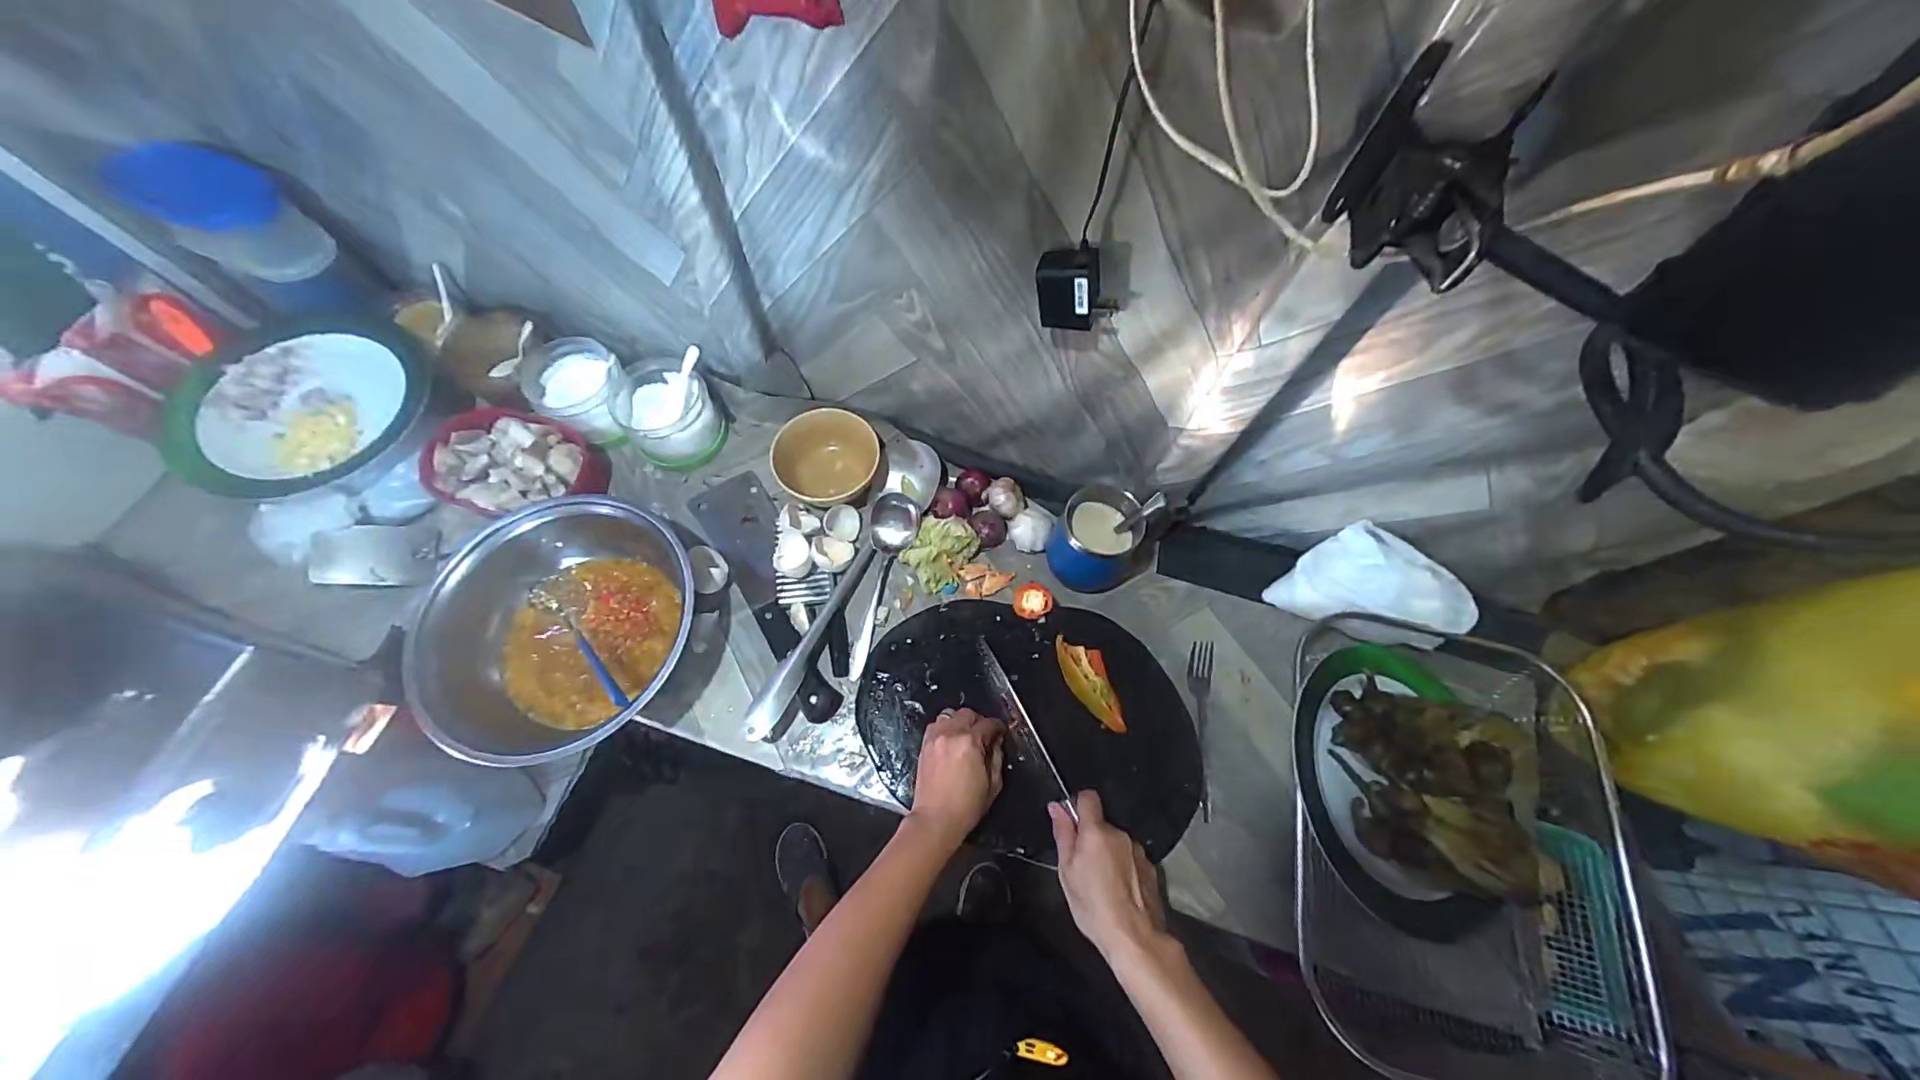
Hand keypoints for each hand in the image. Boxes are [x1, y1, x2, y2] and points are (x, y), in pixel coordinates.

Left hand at [908, 708, 1005, 847]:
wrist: (935, 820)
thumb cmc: (965, 807)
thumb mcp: (993, 784)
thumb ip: (997, 757)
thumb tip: (996, 743)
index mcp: (969, 743)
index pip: (989, 724)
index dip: (998, 727)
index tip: (1001, 732)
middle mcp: (950, 735)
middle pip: (968, 714)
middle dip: (980, 721)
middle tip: (986, 734)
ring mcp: (934, 739)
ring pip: (950, 715)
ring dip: (961, 722)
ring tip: (967, 736)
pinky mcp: (924, 746)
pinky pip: (936, 725)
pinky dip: (946, 728)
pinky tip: (952, 741)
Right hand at [1050, 790, 1166, 957]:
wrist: (1135, 938)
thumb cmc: (1094, 907)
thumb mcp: (1066, 871)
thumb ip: (1063, 834)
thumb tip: (1057, 808)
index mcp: (1096, 832)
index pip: (1087, 797)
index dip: (1076, 805)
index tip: (1070, 823)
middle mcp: (1120, 835)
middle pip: (1101, 824)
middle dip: (1090, 837)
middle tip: (1081, 865)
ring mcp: (1138, 851)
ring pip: (1116, 842)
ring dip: (1107, 853)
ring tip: (1100, 883)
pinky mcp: (1151, 867)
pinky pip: (1130, 858)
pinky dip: (1122, 867)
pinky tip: (1117, 890)